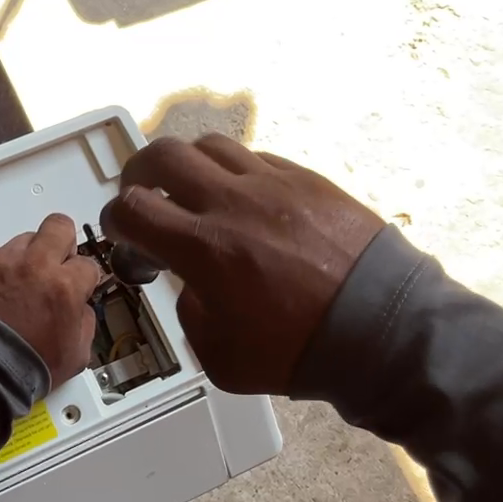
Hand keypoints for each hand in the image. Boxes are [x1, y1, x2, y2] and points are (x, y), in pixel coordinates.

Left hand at [0, 213, 102, 383]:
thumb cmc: (23, 367)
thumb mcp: (75, 355)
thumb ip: (85, 323)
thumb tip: (80, 309)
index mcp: (64, 285)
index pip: (88, 263)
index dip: (84, 278)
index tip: (79, 286)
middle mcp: (35, 265)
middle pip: (59, 226)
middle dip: (63, 242)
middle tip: (58, 263)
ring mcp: (4, 262)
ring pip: (27, 238)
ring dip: (31, 256)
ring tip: (25, 282)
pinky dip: (3, 269)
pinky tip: (1, 293)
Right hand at [99, 136, 383, 394]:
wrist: (387, 332)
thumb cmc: (303, 349)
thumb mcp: (220, 355)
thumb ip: (189, 312)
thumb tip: (191, 284)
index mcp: (204, 249)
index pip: (132, 209)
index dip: (115, 219)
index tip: (123, 231)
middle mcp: (231, 204)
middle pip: (160, 156)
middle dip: (138, 173)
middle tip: (141, 191)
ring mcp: (270, 184)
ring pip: (207, 145)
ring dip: (187, 165)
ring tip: (192, 187)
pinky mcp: (305, 178)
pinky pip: (254, 156)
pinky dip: (233, 170)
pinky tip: (241, 195)